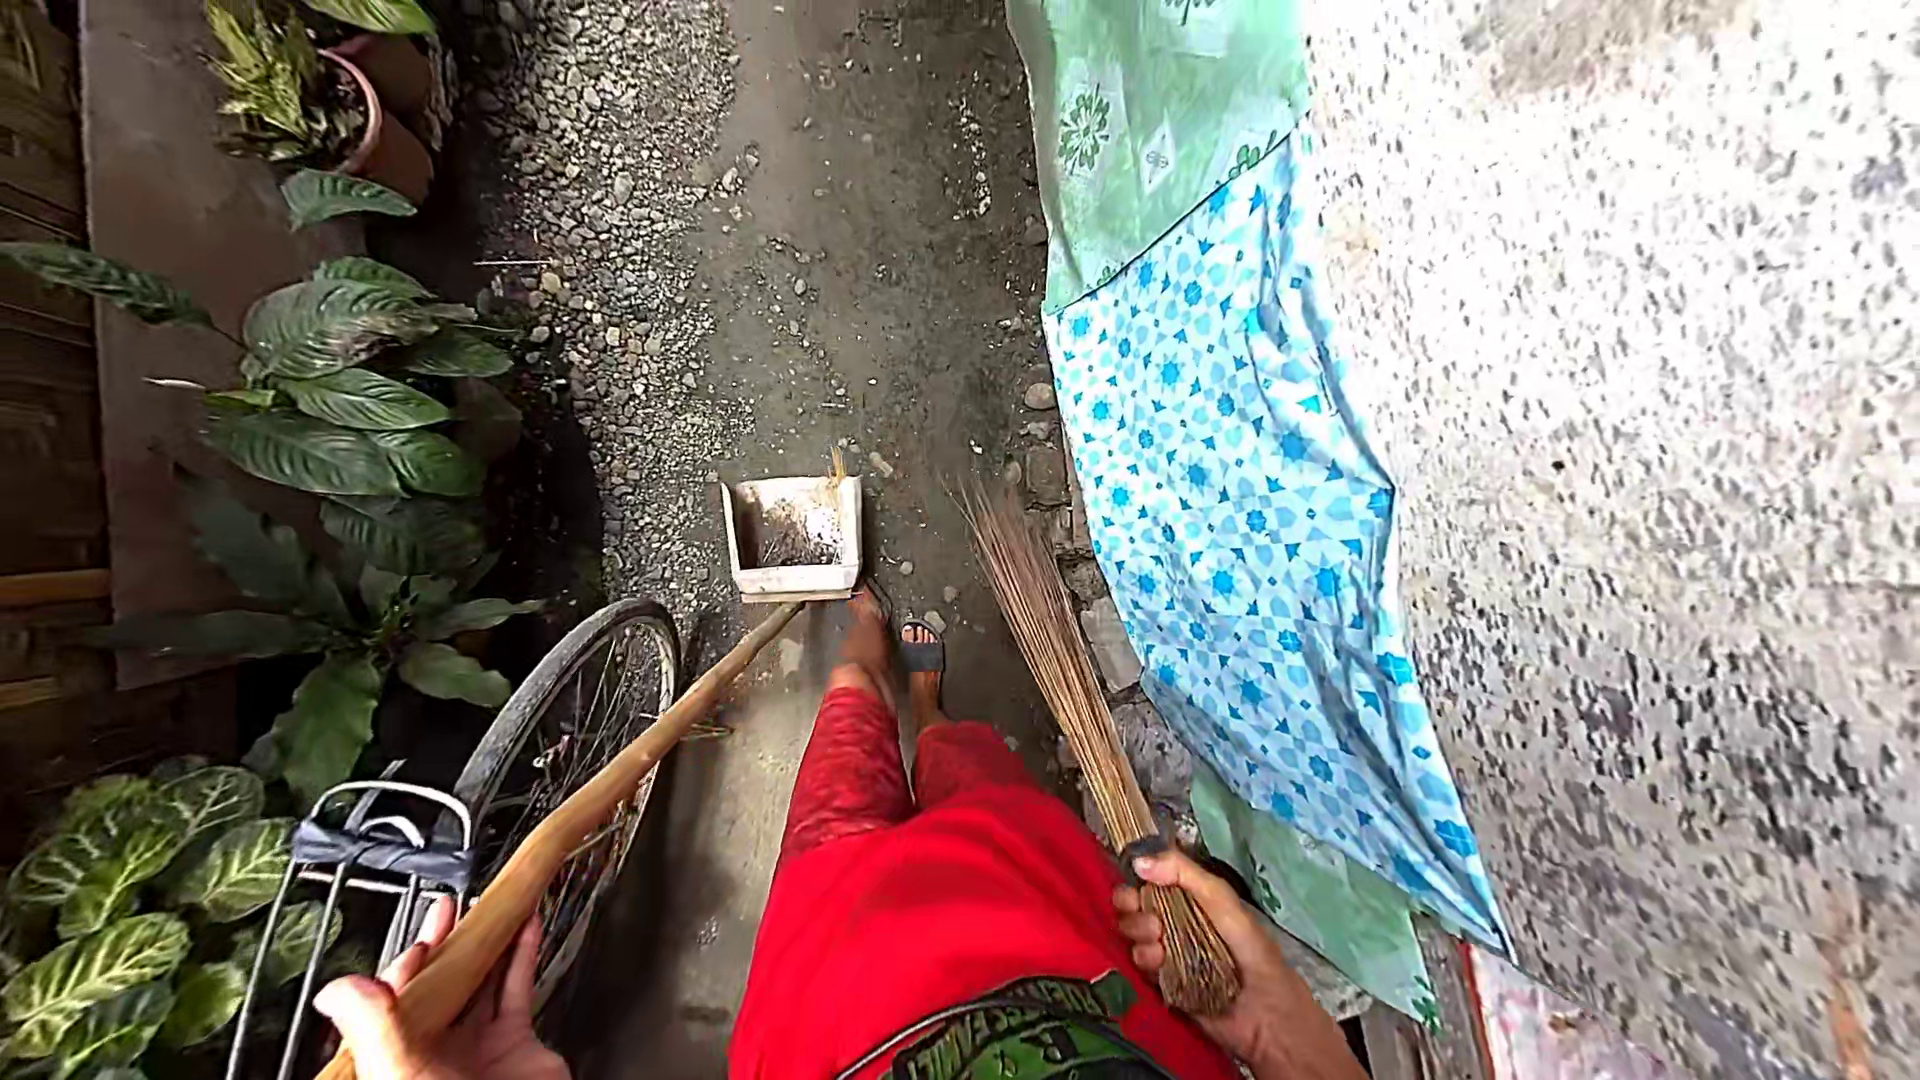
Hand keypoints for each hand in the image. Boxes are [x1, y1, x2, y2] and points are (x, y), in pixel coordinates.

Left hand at [314, 897, 570, 1079]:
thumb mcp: (402, 1075)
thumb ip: (378, 1030)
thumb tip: (338, 988)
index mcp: (393, 1066)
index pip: (393, 1005)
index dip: (408, 965)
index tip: (426, 932)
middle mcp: (431, 1054)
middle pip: (438, 986)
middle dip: (448, 943)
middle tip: (452, 906)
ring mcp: (474, 1046)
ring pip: (481, 980)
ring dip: (491, 941)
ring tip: (496, 905)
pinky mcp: (515, 1039)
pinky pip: (517, 987)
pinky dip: (525, 952)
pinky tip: (528, 926)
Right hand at [1113, 850, 1365, 1079]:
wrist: (1265, 1010)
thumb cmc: (1247, 944)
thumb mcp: (1220, 896)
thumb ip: (1181, 870)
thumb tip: (1137, 861)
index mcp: (1181, 893)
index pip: (1144, 877)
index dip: (1133, 877)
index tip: (1134, 883)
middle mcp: (1167, 916)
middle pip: (1129, 903)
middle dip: (1129, 905)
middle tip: (1149, 917)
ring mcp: (1162, 948)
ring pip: (1130, 930)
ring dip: (1138, 931)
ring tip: (1159, 941)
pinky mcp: (1160, 978)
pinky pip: (1138, 963)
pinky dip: (1145, 958)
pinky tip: (1161, 960)